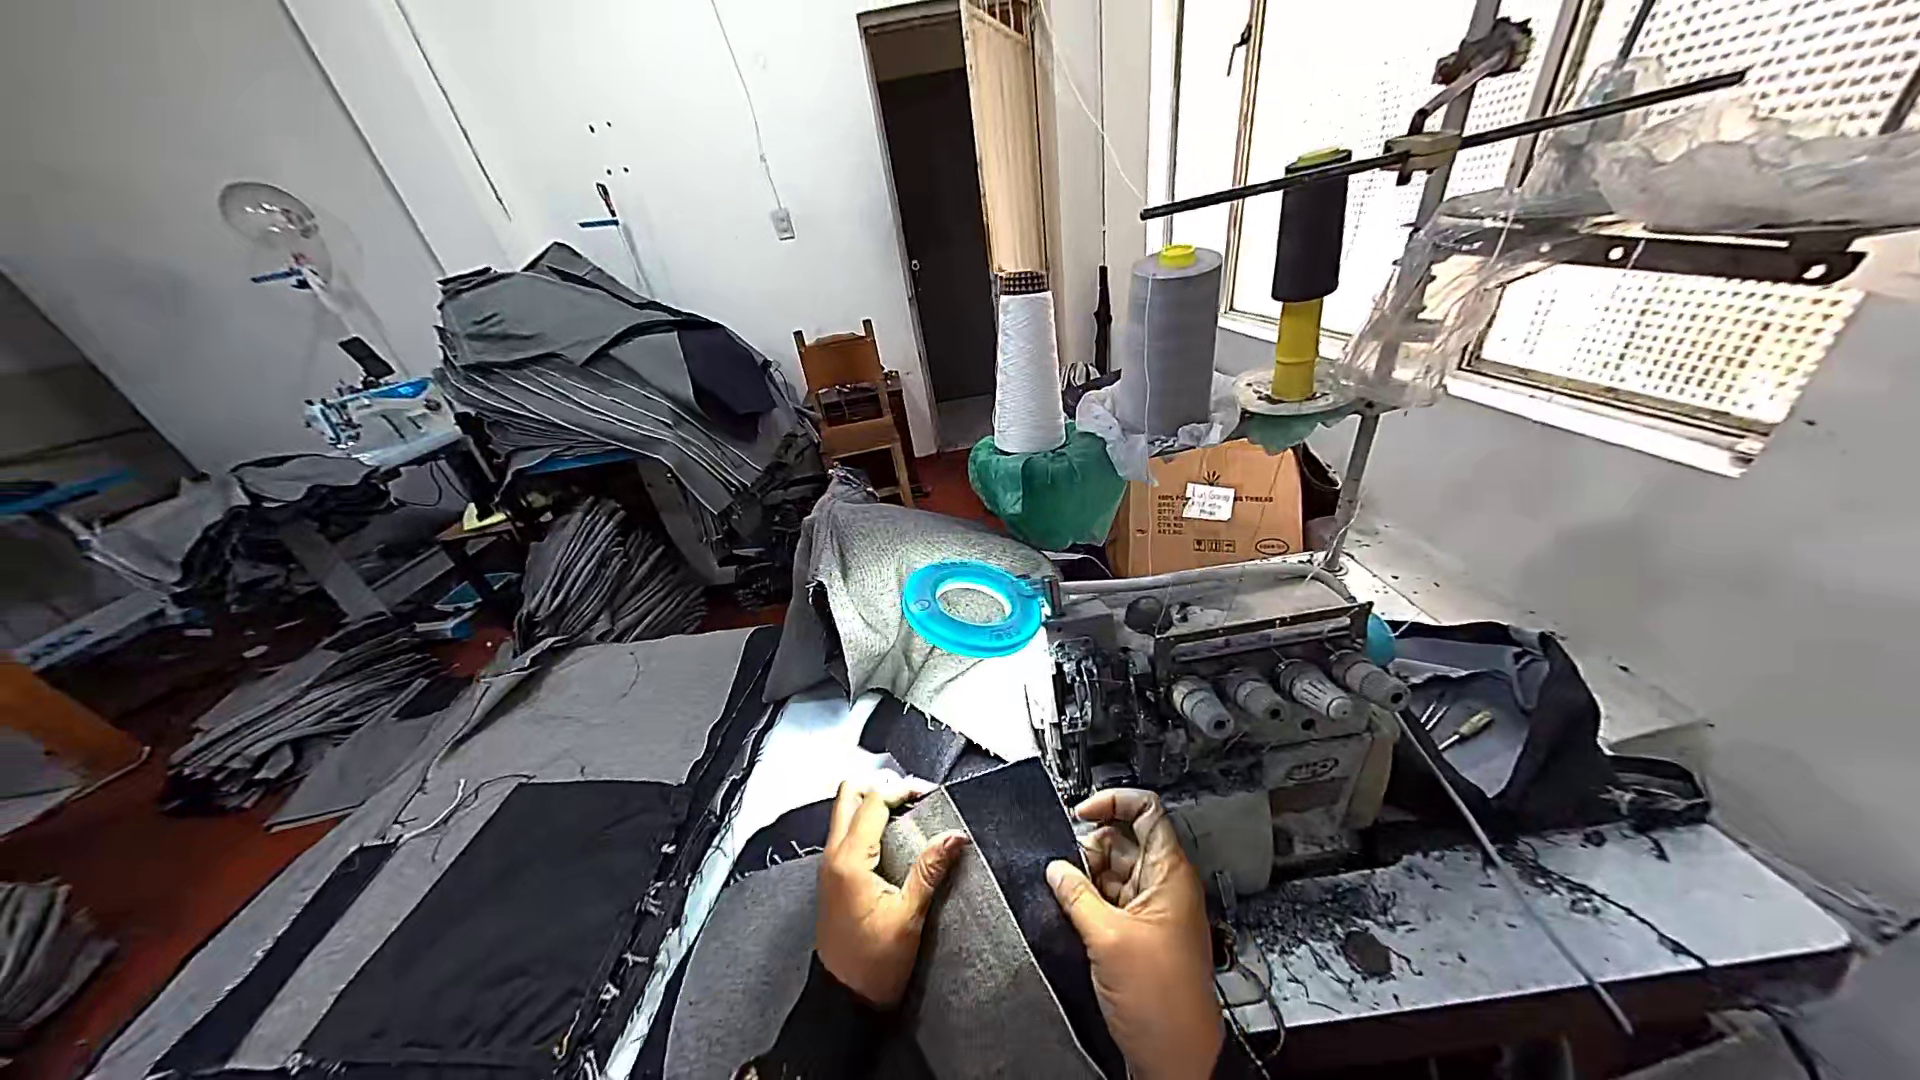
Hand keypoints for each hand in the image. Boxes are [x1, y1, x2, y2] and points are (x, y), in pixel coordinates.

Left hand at [817, 771, 968, 1007]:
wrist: (842, 1002)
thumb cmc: (873, 965)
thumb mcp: (908, 916)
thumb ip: (930, 869)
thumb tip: (955, 835)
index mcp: (849, 860)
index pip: (873, 801)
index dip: (902, 789)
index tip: (928, 794)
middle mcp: (833, 855)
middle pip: (849, 795)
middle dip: (882, 787)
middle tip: (913, 796)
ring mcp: (830, 865)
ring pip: (846, 811)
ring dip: (875, 802)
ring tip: (908, 811)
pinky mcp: (834, 876)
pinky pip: (847, 830)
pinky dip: (868, 820)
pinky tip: (894, 835)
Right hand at [1047, 789, 1222, 1079]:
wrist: (1175, 1060)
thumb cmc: (1163, 1005)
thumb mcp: (1107, 938)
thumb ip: (1076, 893)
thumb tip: (1055, 867)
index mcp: (1170, 873)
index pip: (1146, 810)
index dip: (1113, 801)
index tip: (1082, 812)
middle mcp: (1164, 884)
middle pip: (1123, 839)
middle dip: (1091, 847)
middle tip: (1068, 867)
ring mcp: (1152, 908)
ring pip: (1114, 868)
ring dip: (1088, 876)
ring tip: (1070, 895)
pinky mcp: (1140, 931)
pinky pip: (1111, 897)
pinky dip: (1091, 898)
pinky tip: (1075, 911)